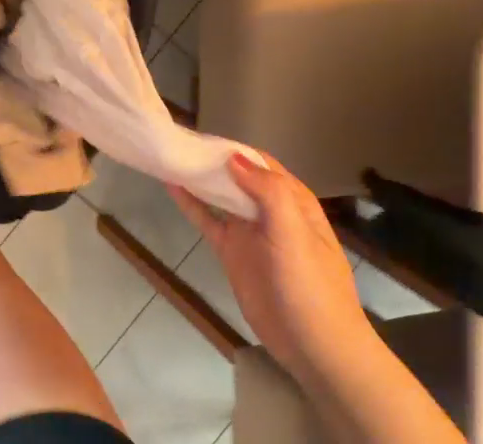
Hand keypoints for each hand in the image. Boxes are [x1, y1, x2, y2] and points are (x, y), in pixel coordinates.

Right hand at [170, 153, 373, 384]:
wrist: (314, 346)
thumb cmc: (310, 287)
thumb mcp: (294, 235)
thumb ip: (268, 193)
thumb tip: (233, 157)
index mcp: (293, 201)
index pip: (259, 162)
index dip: (232, 148)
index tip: (198, 136)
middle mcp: (270, 210)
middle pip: (236, 175)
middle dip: (210, 158)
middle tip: (174, 142)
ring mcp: (250, 231)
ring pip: (220, 195)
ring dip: (197, 177)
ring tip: (167, 156)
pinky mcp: (233, 252)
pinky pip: (208, 220)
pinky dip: (190, 203)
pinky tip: (170, 186)